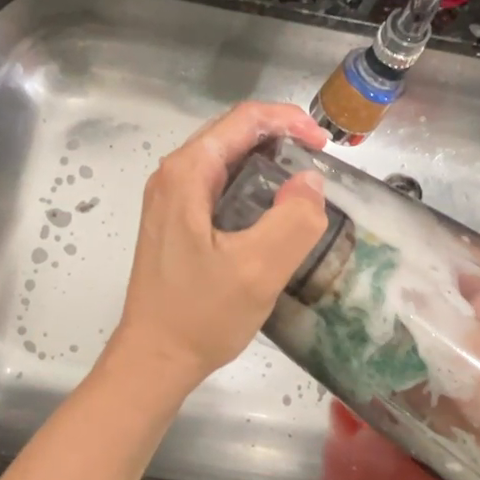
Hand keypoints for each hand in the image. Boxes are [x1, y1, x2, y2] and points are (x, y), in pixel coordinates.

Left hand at [105, 102, 329, 391]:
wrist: (154, 359)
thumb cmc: (201, 314)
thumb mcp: (258, 269)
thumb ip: (293, 220)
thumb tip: (311, 181)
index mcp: (187, 174)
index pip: (243, 119)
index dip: (289, 120)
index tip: (325, 145)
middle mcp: (173, 176)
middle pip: (232, 133)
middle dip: (279, 136)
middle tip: (320, 161)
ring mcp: (170, 199)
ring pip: (225, 159)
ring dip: (266, 160)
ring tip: (304, 182)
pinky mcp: (174, 221)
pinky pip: (218, 185)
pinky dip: (250, 184)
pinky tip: (273, 209)